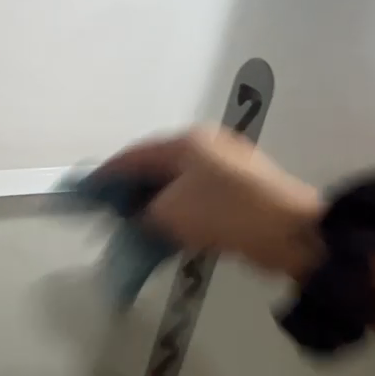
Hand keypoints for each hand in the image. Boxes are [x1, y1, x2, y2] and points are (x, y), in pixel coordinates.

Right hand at [96, 126, 322, 280]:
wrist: (287, 231)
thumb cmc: (222, 212)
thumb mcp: (168, 214)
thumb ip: (142, 213)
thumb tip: (137, 216)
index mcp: (186, 143)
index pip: (134, 155)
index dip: (108, 174)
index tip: (87, 191)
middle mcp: (206, 147)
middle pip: (157, 168)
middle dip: (132, 191)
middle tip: (110, 214)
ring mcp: (226, 167)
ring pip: (177, 185)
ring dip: (155, 206)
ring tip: (134, 228)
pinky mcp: (239, 191)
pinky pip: (195, 199)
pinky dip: (177, 213)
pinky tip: (165, 233)